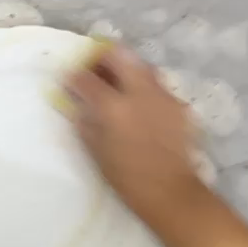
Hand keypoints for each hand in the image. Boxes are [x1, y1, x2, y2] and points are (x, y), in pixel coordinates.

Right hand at [65, 45, 208, 228]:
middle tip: (94, 68)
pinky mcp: (179, 104)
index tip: (68, 78)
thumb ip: (84, 119)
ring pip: (142, 65)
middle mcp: (140, 93)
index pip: (86, 78)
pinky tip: (140, 105)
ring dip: (126, 68)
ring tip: (117, 84)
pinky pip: (158, 85)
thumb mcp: (95, 149)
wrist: (170, 191)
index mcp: (114, 107)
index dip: (73, 75)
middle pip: (120, 55)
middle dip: (103, 57)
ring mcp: (163, 95)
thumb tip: (77, 102)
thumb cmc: (126, 176)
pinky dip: (144, 87)